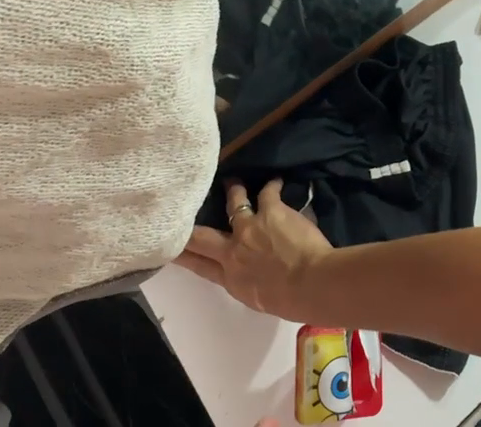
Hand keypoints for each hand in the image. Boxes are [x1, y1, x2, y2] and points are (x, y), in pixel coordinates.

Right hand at [178, 180, 335, 321]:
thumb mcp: (257, 298)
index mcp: (230, 278)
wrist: (310, 283)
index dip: (183, 254)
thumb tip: (249, 270)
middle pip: (202, 236)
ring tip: (233, 182)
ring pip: (234, 203)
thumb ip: (246, 280)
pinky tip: (276, 180)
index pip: (199, 265)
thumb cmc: (290, 300)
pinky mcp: (270, 211)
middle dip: (192, 224)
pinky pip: (267, 192)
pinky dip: (273, 185)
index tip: (171, 246)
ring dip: (234, 192)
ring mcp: (249, 228)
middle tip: (183, 210)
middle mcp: (233, 252)